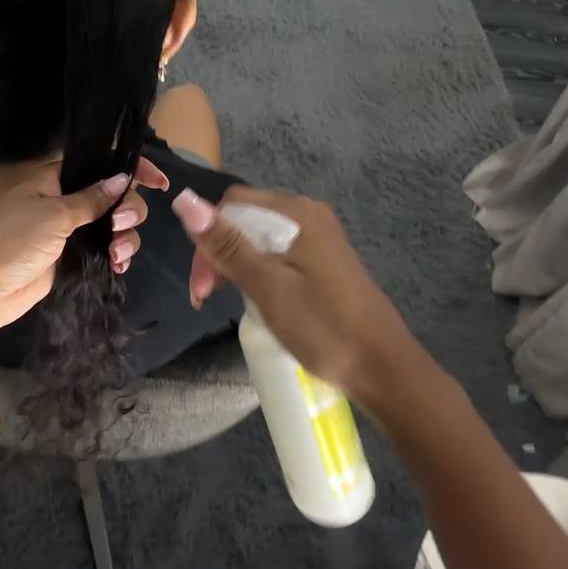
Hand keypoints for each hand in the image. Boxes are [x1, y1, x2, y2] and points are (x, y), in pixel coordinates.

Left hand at [0, 159, 168, 343]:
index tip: (159, 182)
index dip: (132, 169)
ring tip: (118, 253)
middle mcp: (66, 201)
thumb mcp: (52, 215)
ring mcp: (69, 233)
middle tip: (121, 223)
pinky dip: (117, 257)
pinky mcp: (70, 262)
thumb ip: (92, 199)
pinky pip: (103, 253)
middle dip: (129, 208)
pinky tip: (119, 265)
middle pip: (115, 197)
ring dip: (125, 236)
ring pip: (113, 227)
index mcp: (56, 179)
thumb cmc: (8, 240)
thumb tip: (123, 178)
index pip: (101, 164)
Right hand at [173, 187, 423, 405]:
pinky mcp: (323, 261)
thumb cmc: (324, 327)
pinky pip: (278, 254)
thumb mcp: (268, 287)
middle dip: (218, 253)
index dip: (207, 238)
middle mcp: (308, 215)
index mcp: (296, 213)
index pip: (232, 204)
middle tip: (206, 299)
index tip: (201, 285)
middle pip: (245, 219)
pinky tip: (256, 299)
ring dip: (235, 265)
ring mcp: (318, 238)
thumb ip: (226, 245)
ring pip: (259, 238)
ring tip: (224, 302)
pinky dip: (258, 272)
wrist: (384, 368)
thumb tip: (183, 200)